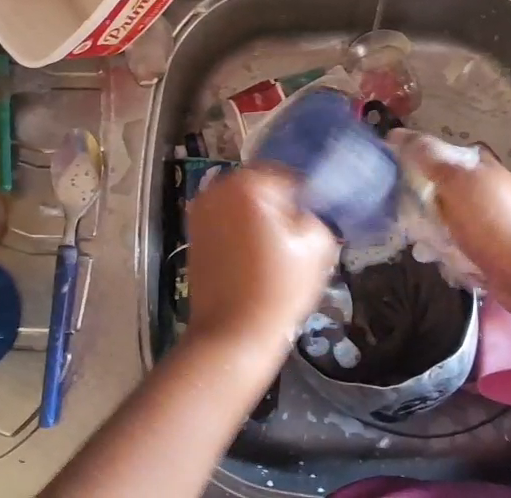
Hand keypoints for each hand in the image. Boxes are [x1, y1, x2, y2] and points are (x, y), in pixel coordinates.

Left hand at [185, 165, 339, 347]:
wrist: (233, 334)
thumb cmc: (279, 289)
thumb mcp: (317, 245)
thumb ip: (315, 212)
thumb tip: (304, 206)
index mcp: (249, 184)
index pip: (288, 175)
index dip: (304, 198)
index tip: (311, 221)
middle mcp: (219, 188)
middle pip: (261, 185)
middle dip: (277, 204)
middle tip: (293, 235)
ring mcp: (201, 209)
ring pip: (241, 202)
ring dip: (256, 216)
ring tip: (273, 248)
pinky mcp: (193, 232)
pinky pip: (225, 218)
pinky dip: (238, 228)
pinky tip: (252, 256)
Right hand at [390, 128, 510, 275]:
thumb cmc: (493, 223)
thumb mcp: (456, 180)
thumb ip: (425, 154)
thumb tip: (393, 134)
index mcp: (474, 162)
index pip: (428, 152)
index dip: (407, 164)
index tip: (392, 181)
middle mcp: (476, 185)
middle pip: (428, 188)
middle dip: (417, 208)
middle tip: (415, 222)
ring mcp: (480, 217)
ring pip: (435, 219)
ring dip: (430, 236)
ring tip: (432, 249)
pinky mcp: (481, 246)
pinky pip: (448, 243)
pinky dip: (445, 254)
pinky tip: (448, 262)